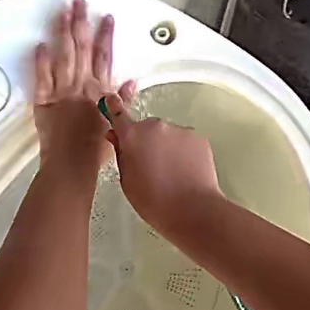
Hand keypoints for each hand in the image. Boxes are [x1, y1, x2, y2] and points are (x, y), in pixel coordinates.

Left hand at [34, 0, 134, 172]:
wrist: (73, 164)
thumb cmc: (95, 150)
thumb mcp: (116, 125)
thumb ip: (122, 101)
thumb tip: (131, 83)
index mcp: (100, 91)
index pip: (104, 57)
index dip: (106, 36)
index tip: (106, 17)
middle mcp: (82, 86)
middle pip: (82, 49)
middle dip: (81, 23)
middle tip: (79, 1)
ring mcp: (62, 92)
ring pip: (63, 56)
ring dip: (63, 32)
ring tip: (62, 12)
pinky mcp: (44, 102)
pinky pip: (42, 78)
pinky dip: (40, 61)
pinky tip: (40, 43)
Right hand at [102, 96, 225, 236]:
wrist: (192, 209)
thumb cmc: (154, 201)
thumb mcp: (127, 181)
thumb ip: (121, 154)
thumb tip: (116, 136)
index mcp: (133, 136)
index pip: (118, 114)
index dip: (114, 106)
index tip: (111, 99)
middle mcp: (156, 127)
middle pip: (147, 129)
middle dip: (147, 141)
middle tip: (150, 167)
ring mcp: (179, 130)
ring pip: (168, 135)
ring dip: (167, 147)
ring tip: (171, 174)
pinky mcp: (199, 138)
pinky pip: (186, 141)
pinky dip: (184, 152)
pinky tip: (185, 171)